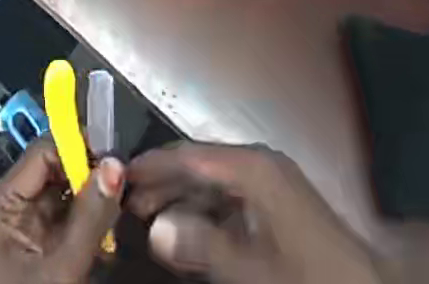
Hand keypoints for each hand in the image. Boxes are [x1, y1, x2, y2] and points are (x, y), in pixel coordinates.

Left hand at [0, 141, 124, 283]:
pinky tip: (113, 224)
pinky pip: (67, 223)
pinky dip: (90, 221)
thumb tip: (117, 163)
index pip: (41, 154)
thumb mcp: (60, 269)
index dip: (77, 148)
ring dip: (93, 197)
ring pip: (64, 197)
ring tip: (126, 197)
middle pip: (53, 172)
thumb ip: (90, 217)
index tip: (116, 157)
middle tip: (127, 179)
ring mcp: (24, 232)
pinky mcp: (39, 253)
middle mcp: (10, 208)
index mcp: (0, 204)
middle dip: (88, 173)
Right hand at [127, 143, 380, 283]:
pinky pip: (231, 197)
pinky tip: (188, 230)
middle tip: (129, 203)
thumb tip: (153, 227)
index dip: (153, 165)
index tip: (120, 173)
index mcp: (253, 167)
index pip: (189, 156)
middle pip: (199, 164)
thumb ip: (200, 245)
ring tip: (150, 218)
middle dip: (163, 182)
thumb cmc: (308, 280)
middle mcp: (260, 163)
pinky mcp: (279, 202)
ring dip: (182, 197)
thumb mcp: (252, 270)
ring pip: (213, 181)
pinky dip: (205, 210)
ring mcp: (272, 181)